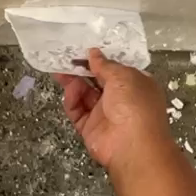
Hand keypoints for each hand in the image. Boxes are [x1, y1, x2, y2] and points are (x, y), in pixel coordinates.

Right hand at [54, 49, 172, 171]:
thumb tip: (94, 53)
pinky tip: (70, 92)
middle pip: (97, 81)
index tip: (84, 49)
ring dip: (74, 82)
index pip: (115, 69)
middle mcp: (120, 99)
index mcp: (135, 84)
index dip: (100, 59)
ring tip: (61, 72)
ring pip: (85, 94)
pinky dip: (72, 100)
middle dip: (82, 70)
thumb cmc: (135, 105)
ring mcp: (104, 114)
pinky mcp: (90, 127)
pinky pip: (78, 111)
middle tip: (65, 58)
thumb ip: (105, 65)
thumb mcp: (123, 76)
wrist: (132, 146)